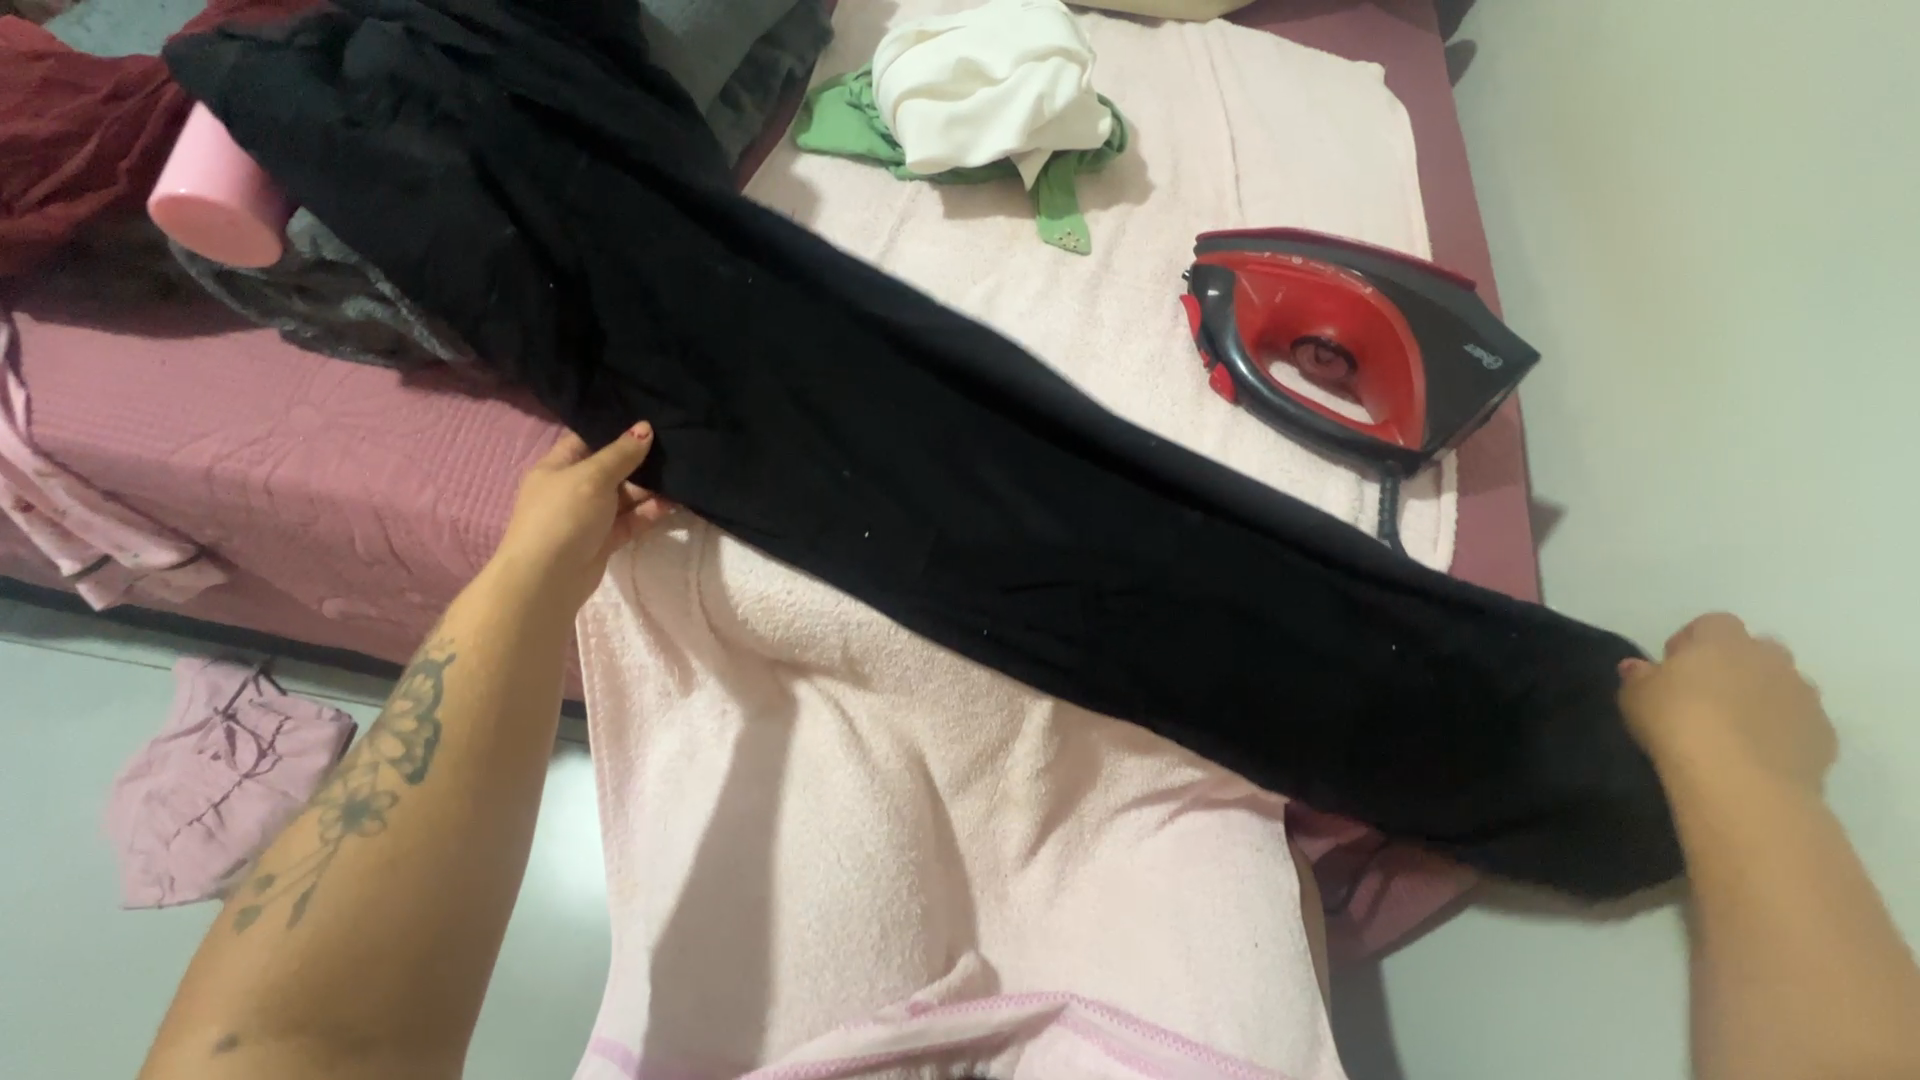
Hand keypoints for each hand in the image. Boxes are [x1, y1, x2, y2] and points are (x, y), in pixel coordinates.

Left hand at [488, 423, 674, 614]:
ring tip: (680, 477)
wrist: (549, 577)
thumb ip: (621, 454)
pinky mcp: (604, 539)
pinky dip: (649, 513)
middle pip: (611, 469)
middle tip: (673, 448)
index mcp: (557, 467)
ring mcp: (589, 516)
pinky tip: (672, 504)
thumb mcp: (593, 477)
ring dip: (649, 489)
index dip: (613, 430)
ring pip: (624, 497)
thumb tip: (645, 427)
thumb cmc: (563, 515)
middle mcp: (572, 489)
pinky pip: (630, 520)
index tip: (647, 422)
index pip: (586, 440)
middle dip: (639, 461)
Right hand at [1618, 613, 1835, 796]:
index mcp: (1723, 643)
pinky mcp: (1824, 733)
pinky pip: (1800, 721)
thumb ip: (1639, 676)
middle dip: (1736, 665)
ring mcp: (1804, 697)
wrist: (1740, 779)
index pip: (1714, 623)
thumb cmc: (1675, 723)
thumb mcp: (1634, 696)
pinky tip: (1756, 751)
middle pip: (1758, 650)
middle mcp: (1771, 661)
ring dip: (1762, 696)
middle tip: (1706, 694)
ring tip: (1733, 726)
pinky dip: (1781, 728)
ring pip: (1785, 685)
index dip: (1692, 640)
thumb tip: (1639, 667)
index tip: (1672, 666)